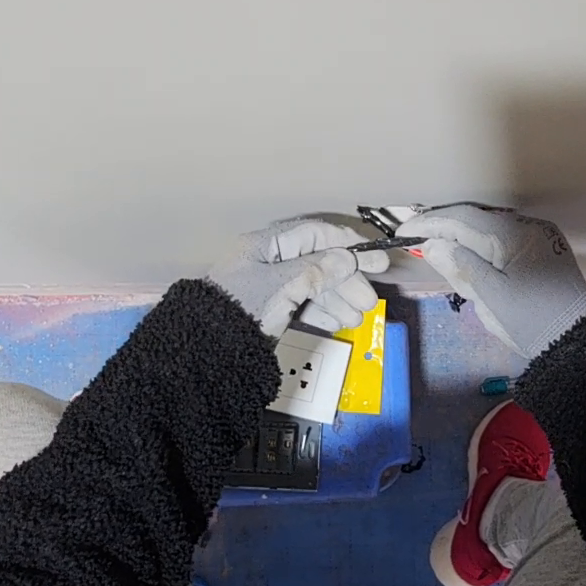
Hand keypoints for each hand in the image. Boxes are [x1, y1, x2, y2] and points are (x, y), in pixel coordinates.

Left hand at [207, 216, 390, 335]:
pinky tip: (339, 322)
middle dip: (346, 281)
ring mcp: (272, 287)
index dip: (348, 246)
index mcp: (267, 246)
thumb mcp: (279, 286)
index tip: (376, 259)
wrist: (209, 350)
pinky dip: (323, 312)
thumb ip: (314, 271)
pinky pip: (304, 305)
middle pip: (319, 263)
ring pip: (314, 286)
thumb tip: (346, 260)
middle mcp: (271, 262)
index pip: (316, 236)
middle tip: (368, 299)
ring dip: (339, 299)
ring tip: (357, 316)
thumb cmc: (239, 309)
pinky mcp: (272, 309)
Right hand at [399, 203, 585, 359]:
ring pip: (488, 230)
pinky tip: (468, 260)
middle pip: (476, 220)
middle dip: (444, 229)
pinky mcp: (542, 250)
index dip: (430, 223)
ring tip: (439, 253)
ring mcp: (538, 237)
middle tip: (416, 241)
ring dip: (462, 238)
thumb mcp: (490, 297)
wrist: (574, 342)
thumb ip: (461, 267)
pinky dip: (481, 247)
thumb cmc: (532, 322)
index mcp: (515, 235)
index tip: (404, 231)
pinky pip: (502, 241)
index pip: (463, 219)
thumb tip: (433, 245)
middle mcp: (528, 227)